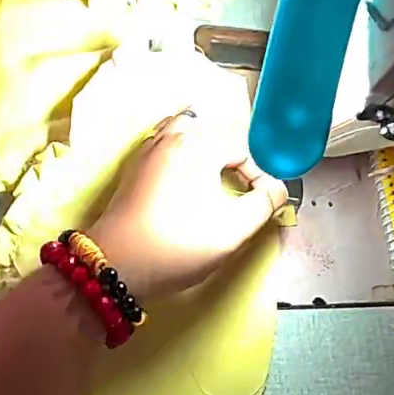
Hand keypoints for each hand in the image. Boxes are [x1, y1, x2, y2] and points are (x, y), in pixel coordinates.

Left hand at [86, 110, 288, 298]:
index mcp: (200, 144)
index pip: (244, 150)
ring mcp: (147, 152)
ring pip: (182, 132)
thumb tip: (275, 191)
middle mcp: (171, 138)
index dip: (261, 177)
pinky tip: (184, 185)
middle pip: (211, 130)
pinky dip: (179, 156)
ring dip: (203, 149)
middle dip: (231, 155)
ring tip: (214, 178)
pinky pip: (162, 147)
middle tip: (242, 185)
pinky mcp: (133, 171)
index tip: (264, 204)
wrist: (118, 264)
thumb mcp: (235, 228)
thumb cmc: (178, 243)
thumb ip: (265, 204)